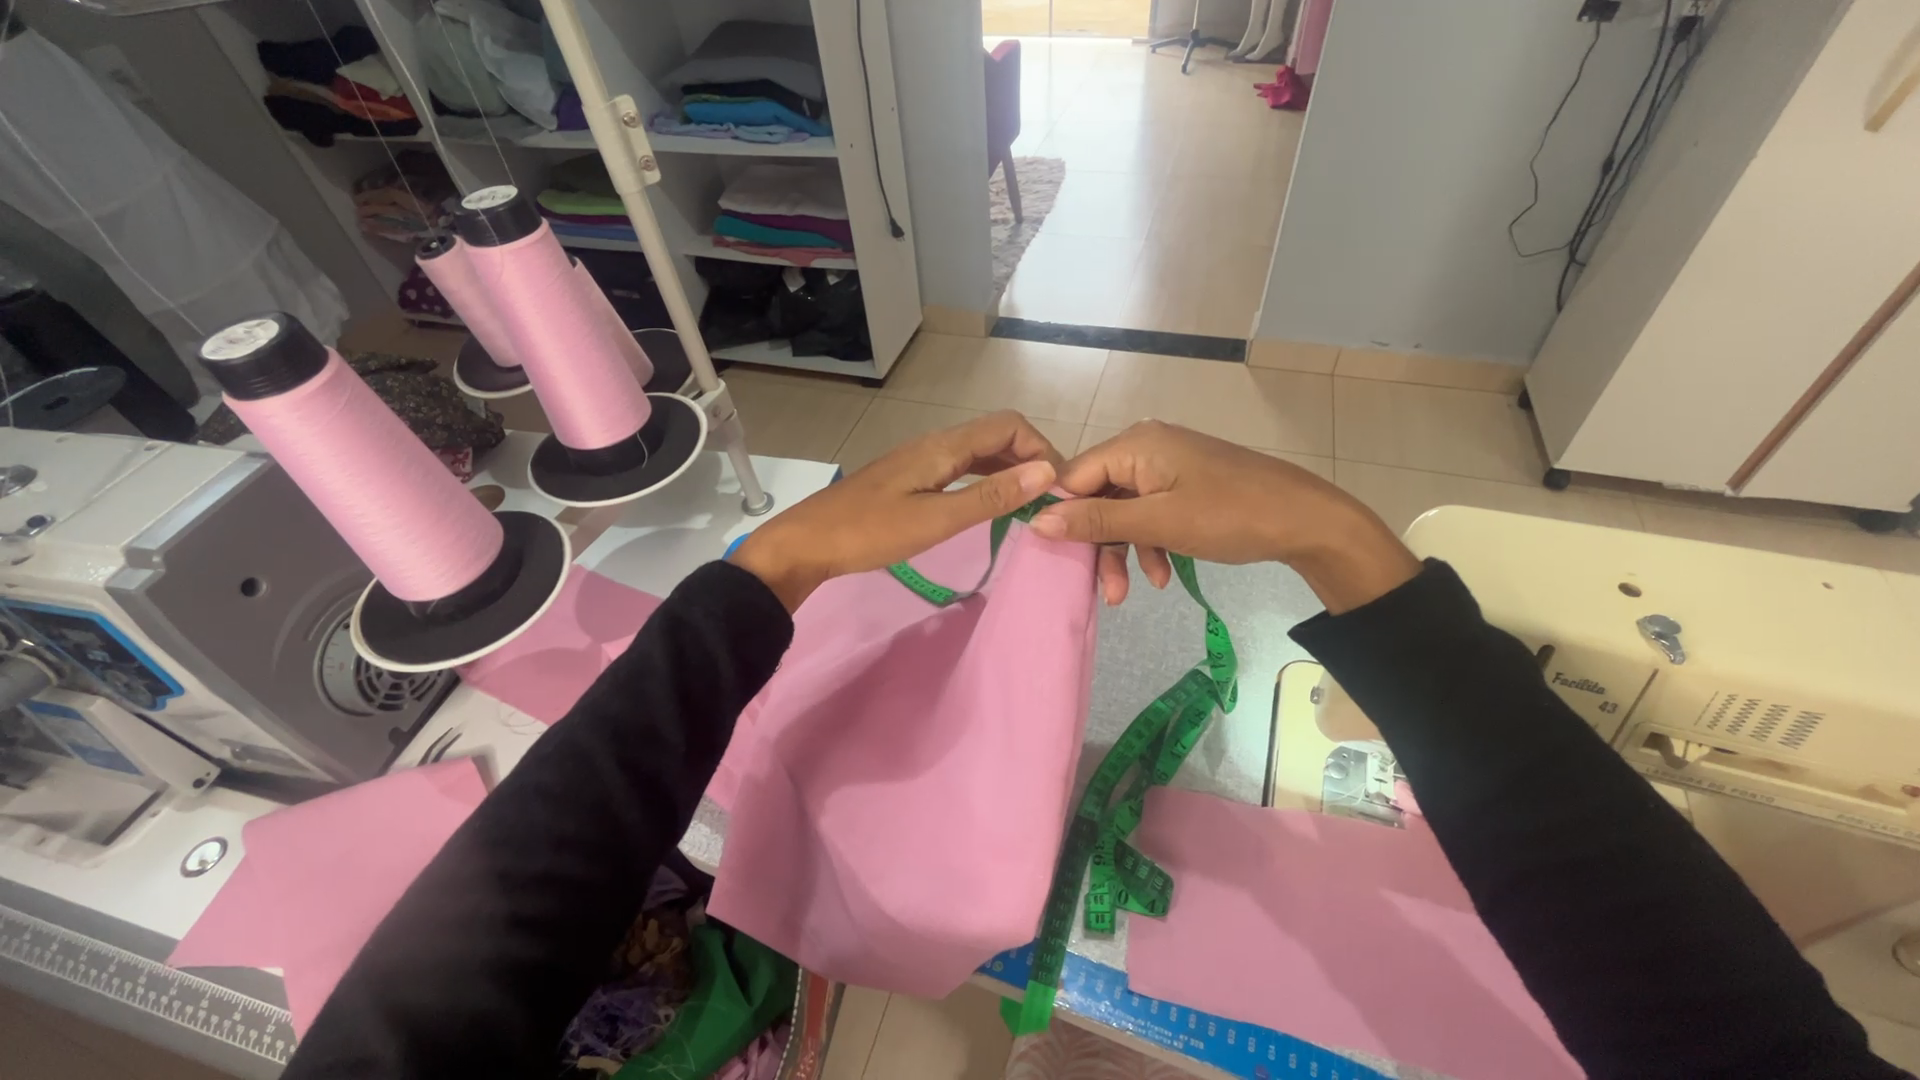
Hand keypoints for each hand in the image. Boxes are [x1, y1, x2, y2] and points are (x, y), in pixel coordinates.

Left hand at [729, 410, 1063, 610]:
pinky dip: (986, 481)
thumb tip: (1046, 472)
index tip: (1061, 488)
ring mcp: (922, 460)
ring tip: (1031, 506)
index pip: (1010, 426)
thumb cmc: (869, 533)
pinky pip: (962, 468)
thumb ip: (990, 497)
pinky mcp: (911, 477)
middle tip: (1053, 500)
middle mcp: (936, 444)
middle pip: (997, 435)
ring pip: (979, 452)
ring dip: (1010, 471)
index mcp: (944, 447)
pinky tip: (990, 506)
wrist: (807, 543)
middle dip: (1031, 459)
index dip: (1042, 449)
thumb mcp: (936, 519)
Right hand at [1029, 421, 1419, 613]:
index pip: (1073, 477)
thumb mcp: (1158, 523)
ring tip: (1131, 593)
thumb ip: (1096, 521)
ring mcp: (1167, 466)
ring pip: (1123, 511)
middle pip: (1097, 497)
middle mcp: (1146, 447)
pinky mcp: (1184, 485)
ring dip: (1125, 552)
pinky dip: (1151, 544)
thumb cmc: (1229, 516)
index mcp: (1135, 444)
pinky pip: (1150, 513)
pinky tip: (1165, 574)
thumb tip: (1037, 520)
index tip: (1057, 558)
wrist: (1306, 521)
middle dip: (1099, 545)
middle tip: (1104, 591)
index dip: (1063, 517)